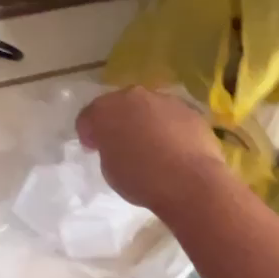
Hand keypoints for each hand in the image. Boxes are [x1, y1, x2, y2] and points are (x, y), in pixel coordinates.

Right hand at [75, 87, 230, 214]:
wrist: (189, 181)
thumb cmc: (141, 180)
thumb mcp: (110, 170)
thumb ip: (109, 149)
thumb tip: (118, 144)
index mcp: (106, 111)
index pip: (89, 116)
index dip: (88, 133)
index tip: (93, 149)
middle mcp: (134, 97)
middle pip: (121, 106)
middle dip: (118, 122)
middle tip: (121, 145)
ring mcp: (165, 100)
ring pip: (149, 108)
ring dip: (146, 123)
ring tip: (151, 148)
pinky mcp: (190, 110)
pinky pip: (172, 118)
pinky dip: (169, 129)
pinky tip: (174, 150)